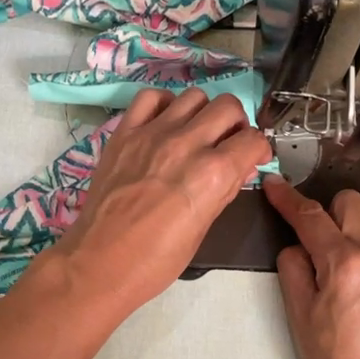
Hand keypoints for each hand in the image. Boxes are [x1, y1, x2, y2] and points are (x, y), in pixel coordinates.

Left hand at [36, 88, 272, 316]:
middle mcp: (186, 144)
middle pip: (228, 107)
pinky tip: (165, 123)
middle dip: (237, 124)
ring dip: (203, 113)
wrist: (101, 262)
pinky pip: (150, 97)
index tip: (253, 158)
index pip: (253, 139)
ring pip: (193, 96)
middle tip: (227, 144)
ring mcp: (153, 133)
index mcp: (212, 173)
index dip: (258, 149)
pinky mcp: (125, 132)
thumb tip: (241, 166)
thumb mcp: (204, 229)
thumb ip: (226, 190)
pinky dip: (164, 105)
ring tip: (196, 133)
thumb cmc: (157, 259)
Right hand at [263, 177, 359, 358]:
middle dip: (328, 211)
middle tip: (318, 239)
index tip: (273, 184)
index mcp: (343, 262)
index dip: (287, 198)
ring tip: (353, 245)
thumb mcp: (299, 319)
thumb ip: (293, 270)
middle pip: (351, 202)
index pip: (310, 216)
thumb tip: (298, 246)